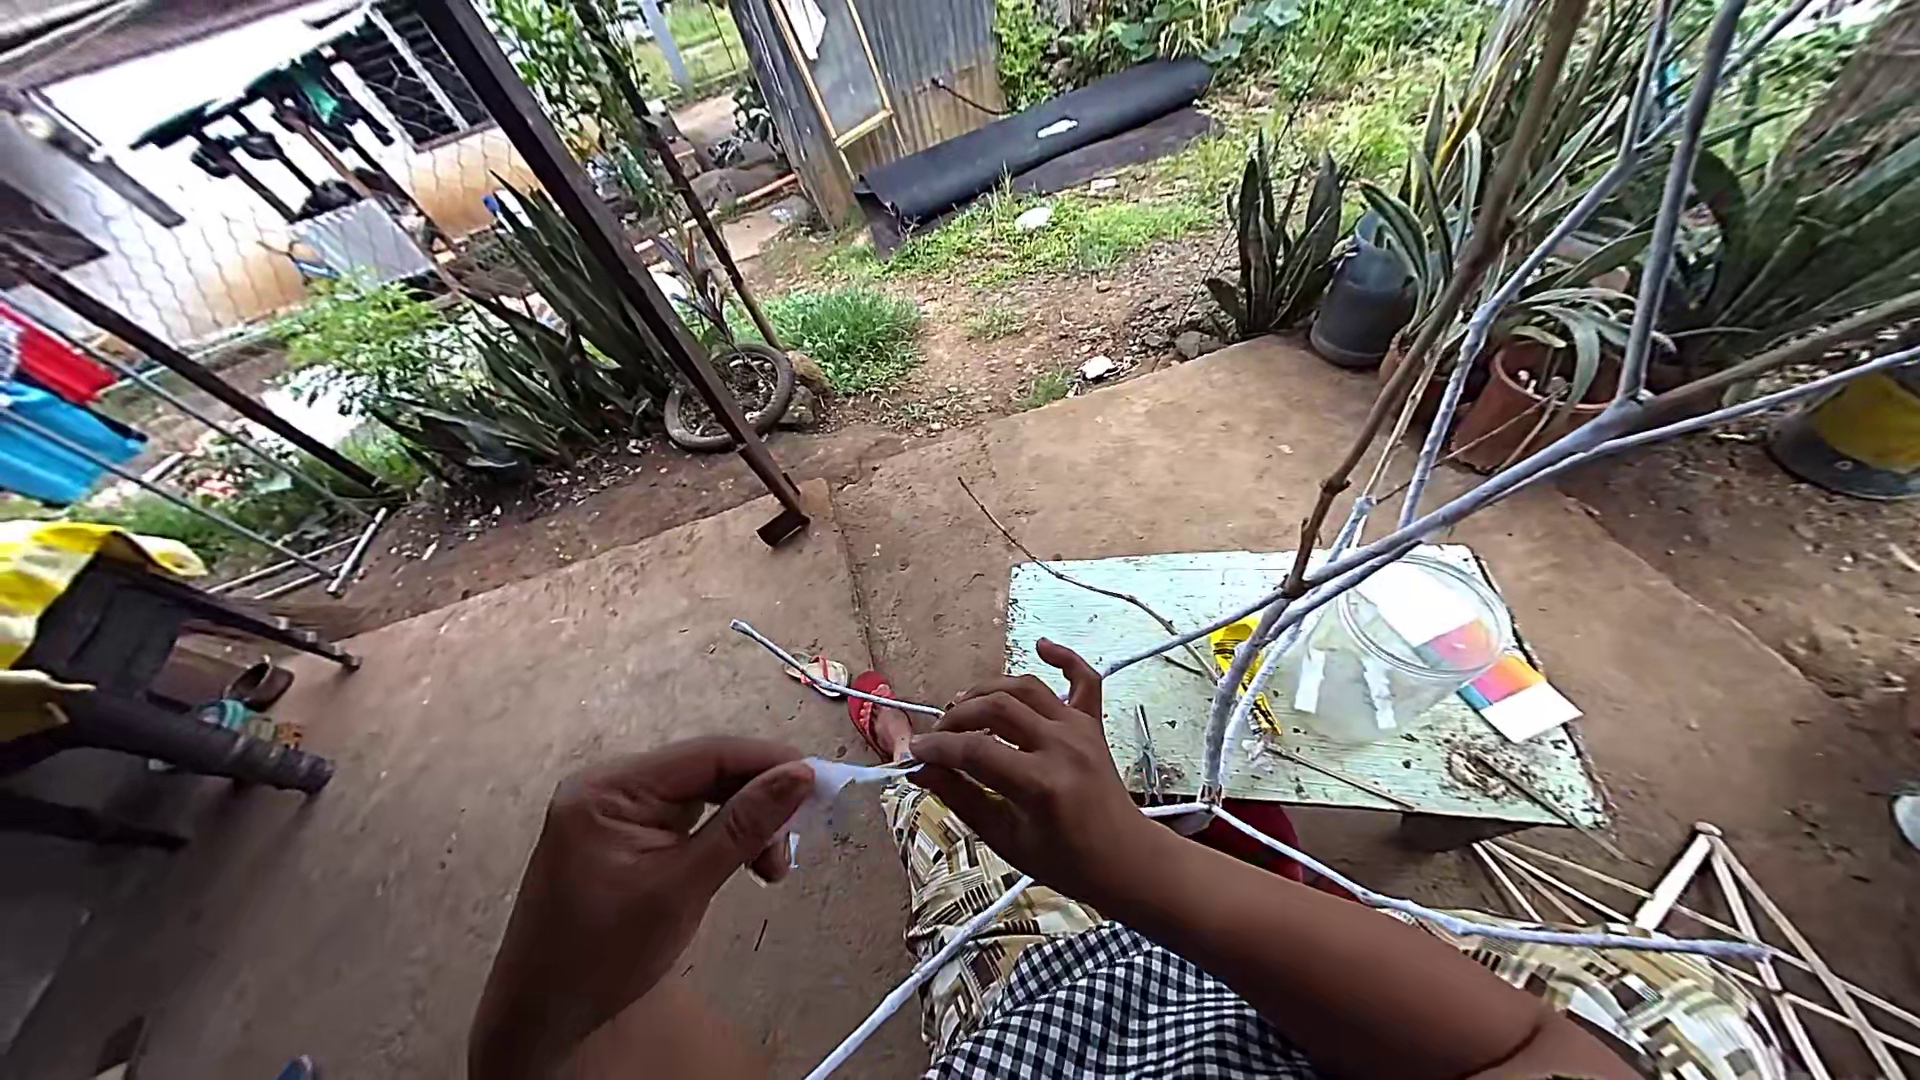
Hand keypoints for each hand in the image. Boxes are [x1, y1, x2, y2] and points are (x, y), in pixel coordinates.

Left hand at [469, 737, 813, 1078]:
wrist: (548, 1026)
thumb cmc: (603, 959)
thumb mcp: (682, 888)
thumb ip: (744, 825)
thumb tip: (803, 774)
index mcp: (609, 788)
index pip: (706, 754)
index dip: (766, 761)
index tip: (816, 781)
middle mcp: (616, 784)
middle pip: (711, 770)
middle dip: (759, 800)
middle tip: (795, 835)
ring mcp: (626, 806)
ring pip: (712, 791)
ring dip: (751, 820)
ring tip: (774, 863)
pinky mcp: (639, 827)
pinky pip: (700, 813)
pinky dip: (732, 833)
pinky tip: (753, 859)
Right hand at [908, 639, 1166, 905]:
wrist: (1126, 861)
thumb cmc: (1066, 861)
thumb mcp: (1005, 840)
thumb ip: (961, 798)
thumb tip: (921, 770)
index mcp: (1040, 784)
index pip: (975, 751)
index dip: (938, 748)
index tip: (916, 752)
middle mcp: (1061, 746)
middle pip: (996, 709)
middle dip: (957, 718)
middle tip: (938, 735)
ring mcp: (1080, 728)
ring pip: (1025, 688)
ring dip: (988, 690)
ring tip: (963, 706)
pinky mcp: (1093, 722)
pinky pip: (1084, 679)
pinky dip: (1064, 657)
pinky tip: (1040, 645)